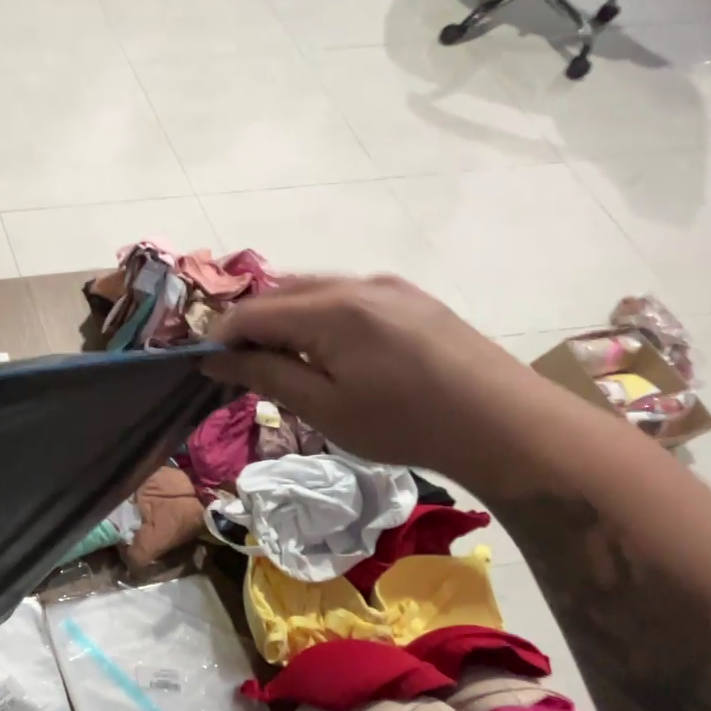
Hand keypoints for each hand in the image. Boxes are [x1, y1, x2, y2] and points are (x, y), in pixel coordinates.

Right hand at [202, 275, 576, 483]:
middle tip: (236, 368)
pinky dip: (316, 317)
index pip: (251, 312)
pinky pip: (345, 296)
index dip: (219, 338)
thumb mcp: (322, 407)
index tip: (205, 369)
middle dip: (248, 326)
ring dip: (282, 320)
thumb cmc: (403, 423)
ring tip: (276, 362)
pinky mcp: (411, 299)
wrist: (505, 425)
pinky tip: (322, 352)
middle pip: (279, 293)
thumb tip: (214, 360)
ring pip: (312, 291)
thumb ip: (264, 375)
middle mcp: (358, 285)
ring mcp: (389, 288)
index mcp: (331, 310)